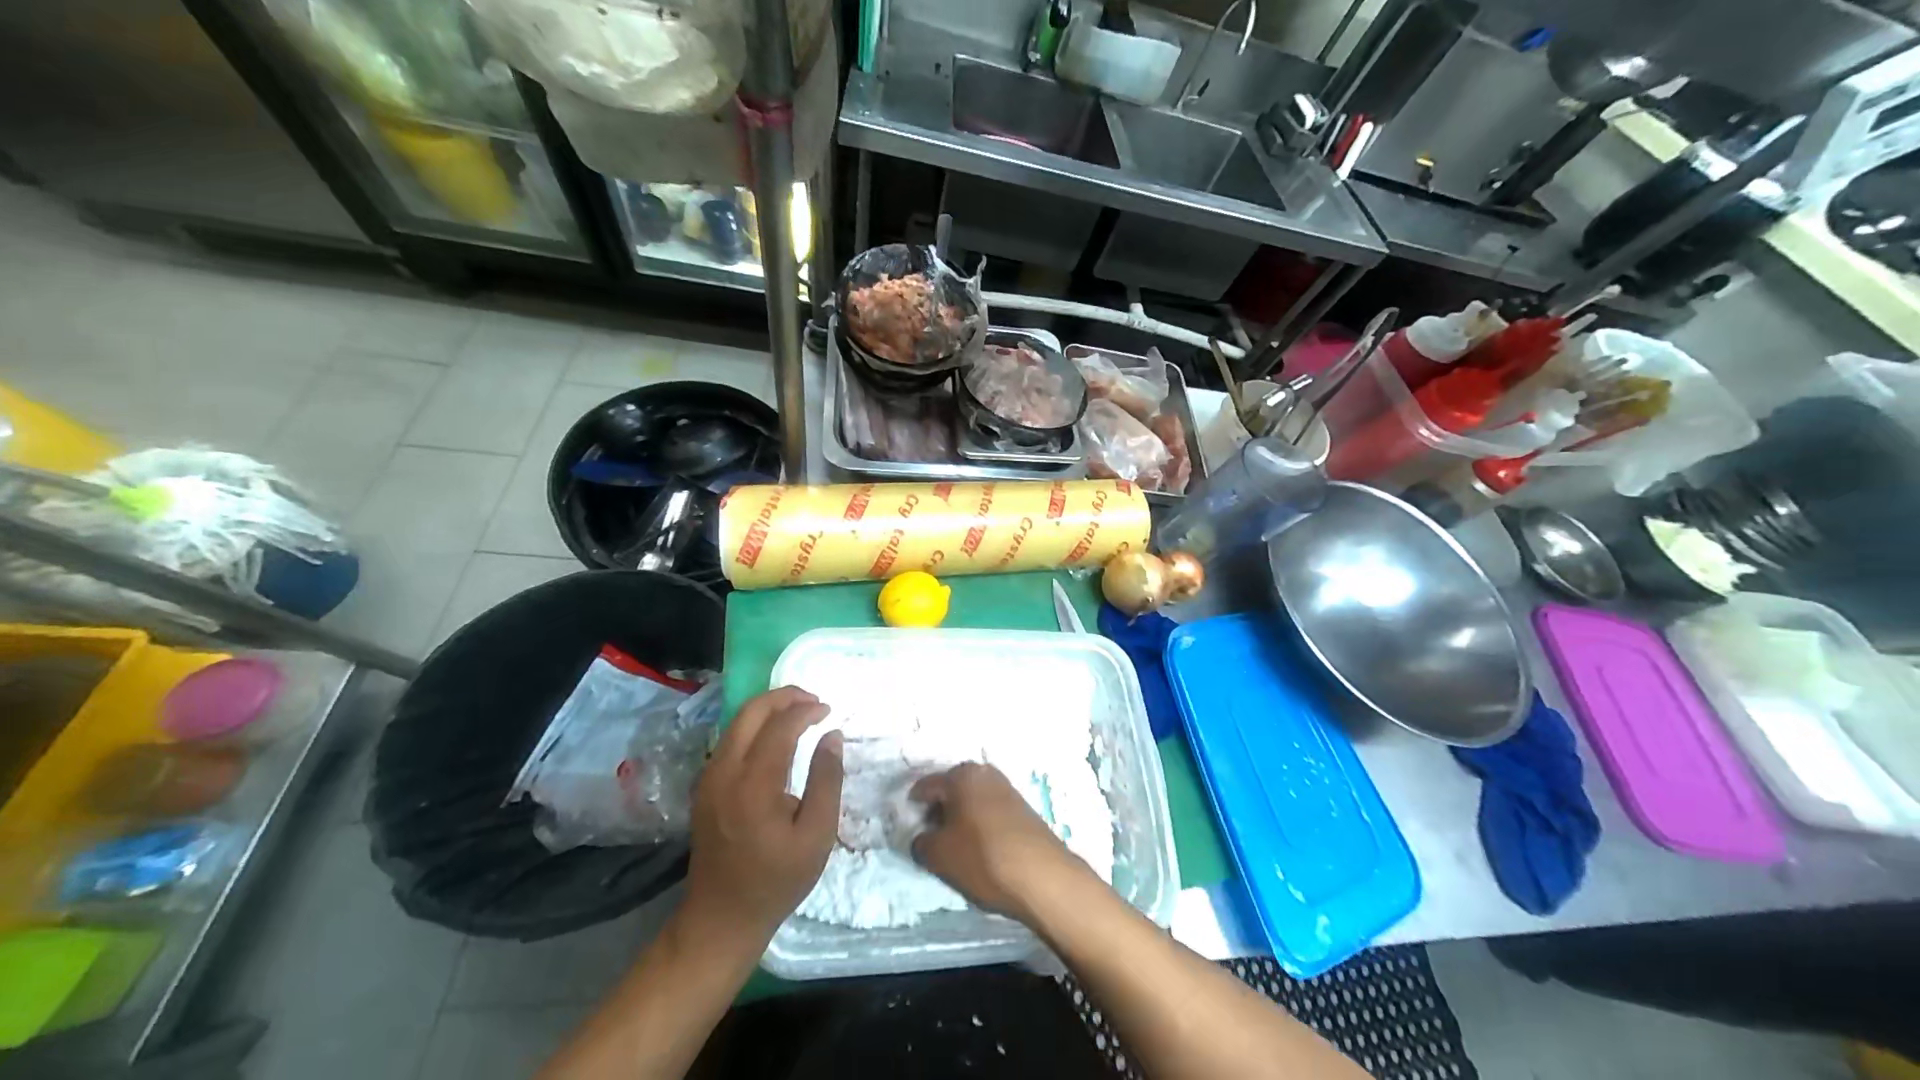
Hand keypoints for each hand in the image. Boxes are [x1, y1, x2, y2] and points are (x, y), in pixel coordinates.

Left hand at [685, 686, 842, 938]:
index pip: (780, 727)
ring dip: (768, 710)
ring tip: (799, 713)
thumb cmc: (776, 880)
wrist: (721, 917)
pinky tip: (775, 737)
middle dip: (784, 697)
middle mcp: (724, 772)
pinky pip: (729, 740)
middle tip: (813, 701)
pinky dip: (754, 726)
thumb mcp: (816, 835)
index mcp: (753, 784)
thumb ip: (827, 780)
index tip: (829, 710)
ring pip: (737, 723)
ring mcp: (709, 777)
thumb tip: (832, 735)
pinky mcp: (704, 786)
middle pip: (750, 712)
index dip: (806, 711)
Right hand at [909, 763, 1090, 921]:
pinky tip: (979, 847)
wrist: (1042, 876)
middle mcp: (985, 773)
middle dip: (938, 810)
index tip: (908, 827)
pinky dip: (979, 824)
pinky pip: (990, 811)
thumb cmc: (983, 857)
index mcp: (961, 775)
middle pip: (951, 790)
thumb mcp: (938, 855)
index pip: (926, 786)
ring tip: (955, 846)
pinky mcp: (1023, 808)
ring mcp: (1007, 788)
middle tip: (931, 838)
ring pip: (972, 800)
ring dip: (960, 818)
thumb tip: (923, 838)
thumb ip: (920, 842)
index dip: (913, 807)